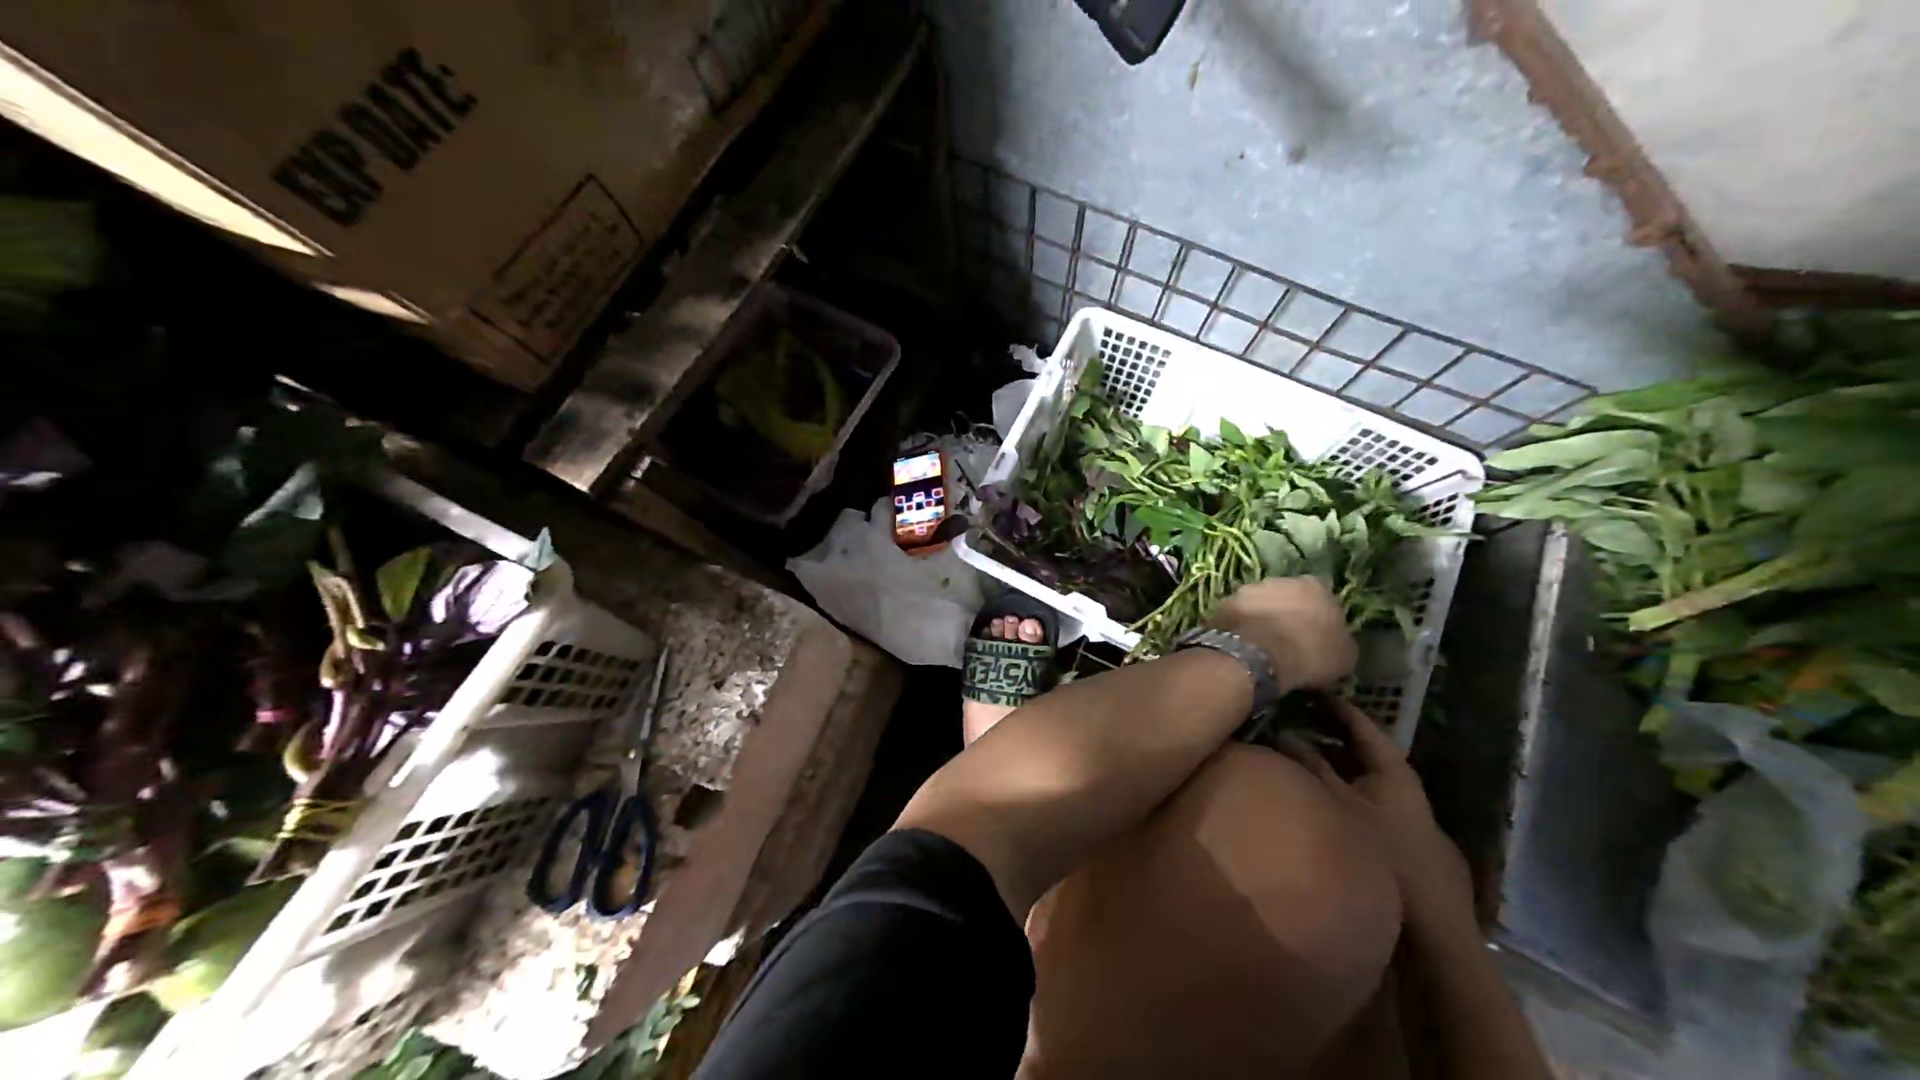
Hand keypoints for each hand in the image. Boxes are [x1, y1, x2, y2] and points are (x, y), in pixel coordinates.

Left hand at [1209, 577, 1356, 692]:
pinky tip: (1241, 645)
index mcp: (1315, 586)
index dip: (1319, 613)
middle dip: (1286, 611)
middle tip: (1286, 637)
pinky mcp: (1222, 604)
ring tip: (1261, 643)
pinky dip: (1239, 627)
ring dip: (1260, 617)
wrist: (1257, 654)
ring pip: (1258, 602)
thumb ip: (1341, 640)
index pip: (1322, 594)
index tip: (1317, 632)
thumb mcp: (1344, 656)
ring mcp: (1247, 589)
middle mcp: (1279, 579)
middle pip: (1286, 594)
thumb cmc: (1309, 653)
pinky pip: (1236, 615)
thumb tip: (1336, 641)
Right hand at [1290, 700, 1475, 932]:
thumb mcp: (1339, 804)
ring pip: (1359, 775)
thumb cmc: (1386, 858)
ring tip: (1292, 749)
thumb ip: (1310, 766)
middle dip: (1328, 733)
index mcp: (1395, 773)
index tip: (1312, 687)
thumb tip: (1282, 732)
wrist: (1429, 931)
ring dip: (1329, 761)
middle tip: (1293, 716)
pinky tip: (1310, 791)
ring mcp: (1397, 814)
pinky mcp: (1390, 838)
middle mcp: (1400, 788)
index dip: (1339, 706)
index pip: (1365, 727)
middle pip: (1361, 750)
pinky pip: (1357, 797)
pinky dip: (1334, 786)